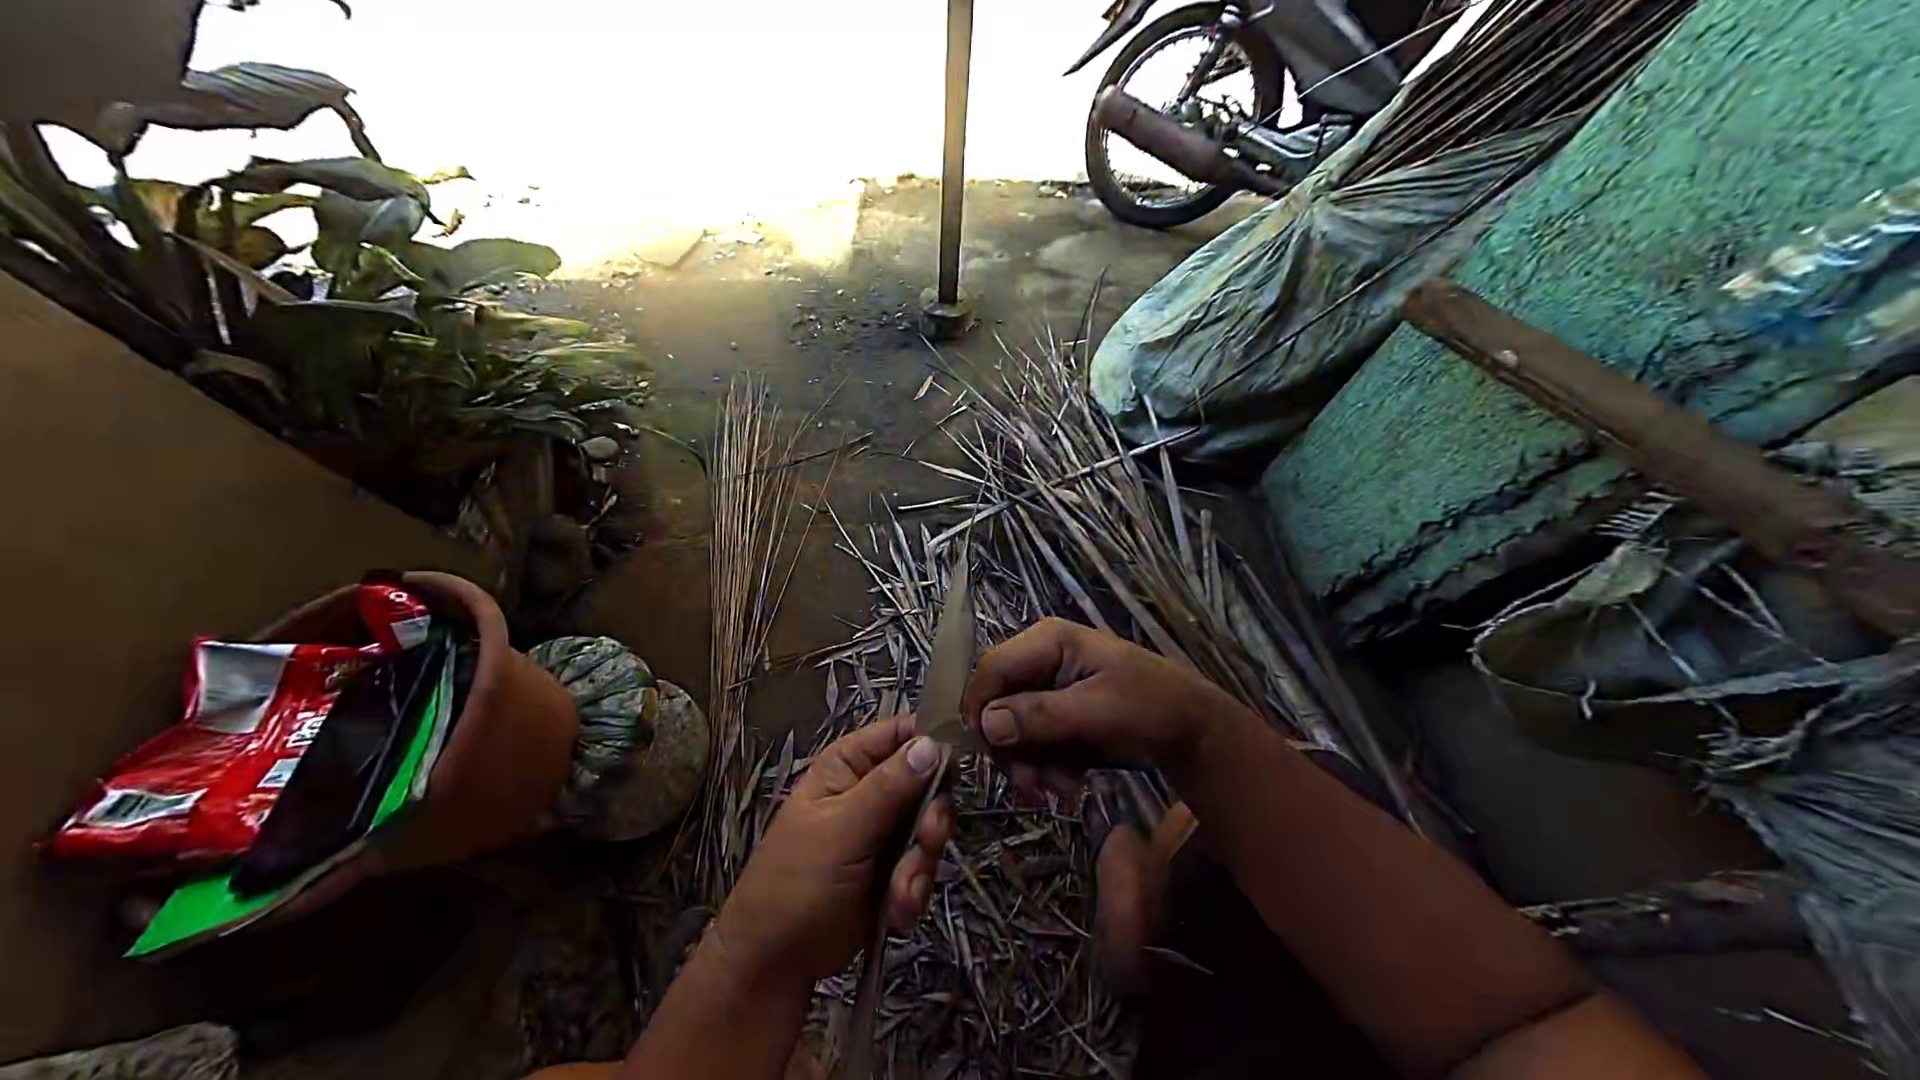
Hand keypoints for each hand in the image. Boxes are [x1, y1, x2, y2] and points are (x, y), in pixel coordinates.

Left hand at [711, 715, 954, 985]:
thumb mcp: (841, 830)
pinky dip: (915, 889)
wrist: (776, 963)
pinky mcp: (894, 868)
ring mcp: (884, 830)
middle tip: (925, 840)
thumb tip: (931, 743)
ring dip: (922, 862)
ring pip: (930, 827)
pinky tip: (897, 911)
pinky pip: (924, 865)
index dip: (931, 745)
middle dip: (931, 818)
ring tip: (900, 892)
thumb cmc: (796, 882)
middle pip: (928, 782)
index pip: (902, 733)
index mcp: (849, 764)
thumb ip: (888, 788)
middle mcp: (871, 789)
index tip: (951, 773)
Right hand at [962, 618, 1255, 794]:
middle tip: (1032, 785)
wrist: (1193, 731)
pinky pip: (1032, 745)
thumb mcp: (1097, 710)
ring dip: (1031, 765)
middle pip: (996, 703)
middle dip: (1012, 748)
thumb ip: (1040, 715)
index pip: (991, 668)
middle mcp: (1040, 661)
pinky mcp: (1056, 717)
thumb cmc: (1151, 706)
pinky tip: (1071, 784)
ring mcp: (1047, 690)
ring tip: (1062, 788)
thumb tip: (986, 725)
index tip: (986, 753)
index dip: (980, 709)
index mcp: (1047, 641)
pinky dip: (1046, 769)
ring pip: (1011, 731)